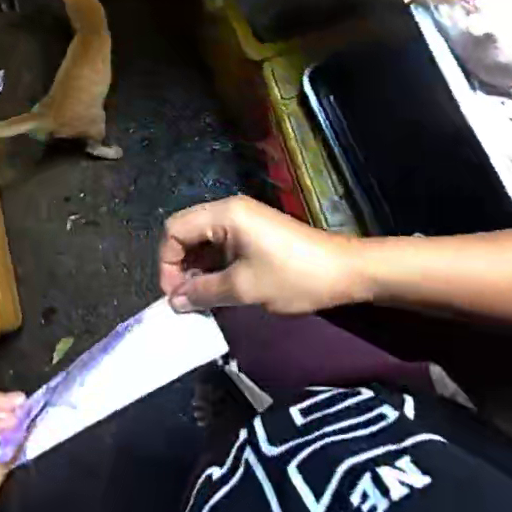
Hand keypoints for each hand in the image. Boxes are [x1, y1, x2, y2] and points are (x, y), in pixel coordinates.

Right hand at [158, 196, 368, 313]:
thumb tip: (175, 301)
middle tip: (186, 299)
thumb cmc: (293, 276)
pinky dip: (214, 266)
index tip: (176, 296)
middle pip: (186, 231)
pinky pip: (222, 245)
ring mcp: (244, 220)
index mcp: (225, 214)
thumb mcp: (244, 288)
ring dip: (197, 268)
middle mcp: (231, 210)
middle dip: (179, 265)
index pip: (175, 229)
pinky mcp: (255, 233)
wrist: (343, 270)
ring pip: (204, 240)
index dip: (167, 263)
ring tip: (202, 299)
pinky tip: (219, 290)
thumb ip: (204, 291)